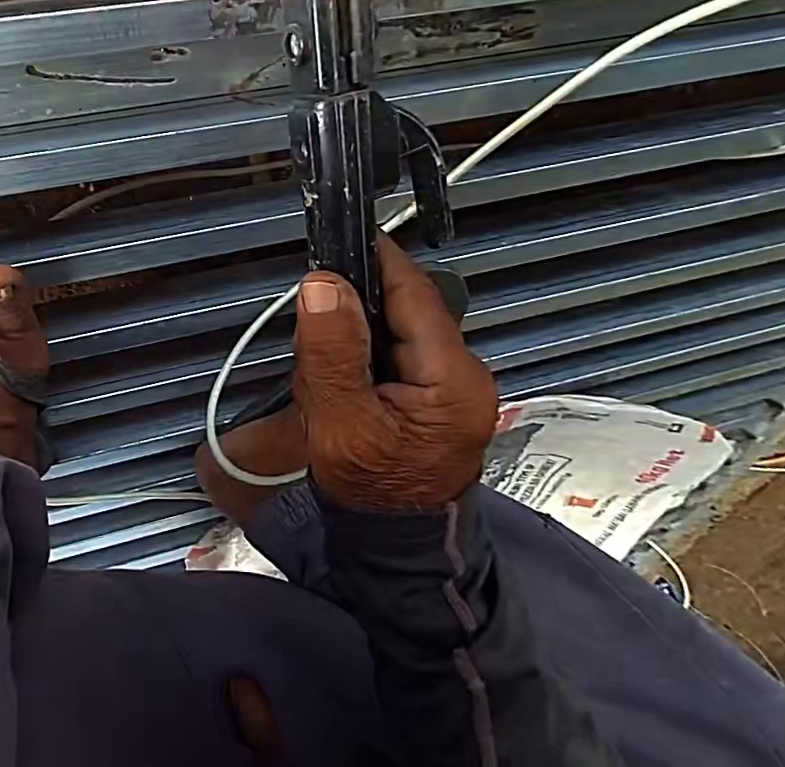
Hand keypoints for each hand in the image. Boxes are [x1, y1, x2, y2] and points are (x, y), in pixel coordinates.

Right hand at [293, 234, 497, 510]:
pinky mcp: (440, 393)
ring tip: (328, 354)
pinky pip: (402, 350)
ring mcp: (456, 384)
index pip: (414, 293)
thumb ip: (331, 352)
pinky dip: (369, 351)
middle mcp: (466, 374)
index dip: (377, 261)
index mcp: (452, 379)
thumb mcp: (339, 424)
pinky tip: (345, 375)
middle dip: (361, 301)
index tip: (343, 236)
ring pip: (402, 326)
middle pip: (409, 307)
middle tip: (318, 310)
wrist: (394, 548)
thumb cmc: (371, 495)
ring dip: (362, 328)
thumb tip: (324, 285)